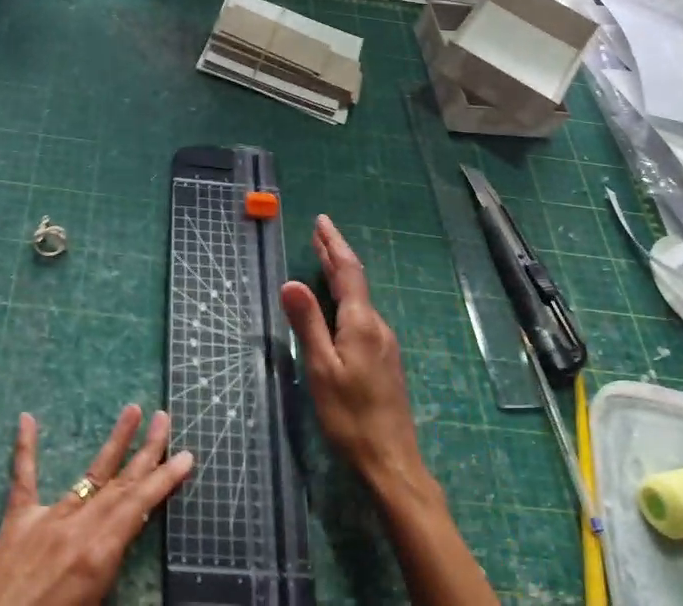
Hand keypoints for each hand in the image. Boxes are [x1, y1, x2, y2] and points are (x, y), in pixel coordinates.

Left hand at [0, 405, 194, 605]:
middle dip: (146, 451)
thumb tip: (125, 531)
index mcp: (99, 551)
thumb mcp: (96, 602)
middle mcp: (78, 526)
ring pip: (89, 474)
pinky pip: (24, 479)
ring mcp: (47, 518)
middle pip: (121, 483)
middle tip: (164, 418)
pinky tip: (26, 418)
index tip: (186, 456)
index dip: (164, 479)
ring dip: (114, 442)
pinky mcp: (17, 521)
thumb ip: (112, 562)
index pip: (138, 505)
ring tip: (132, 409)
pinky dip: (25, 447)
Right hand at [280, 214, 421, 483]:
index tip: (321, 221)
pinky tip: (337, 305)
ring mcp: (384, 344)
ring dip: (340, 276)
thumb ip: (308, 324)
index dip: (334, 244)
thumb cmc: (350, 416)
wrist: (391, 461)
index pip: (348, 272)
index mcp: (361, 324)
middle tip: (318, 232)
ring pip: (359, 299)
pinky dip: (346, 298)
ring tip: (322, 260)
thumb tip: (291, 282)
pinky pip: (362, 316)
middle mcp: (377, 327)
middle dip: (336, 255)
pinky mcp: (384, 361)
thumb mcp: (321, 369)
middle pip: (355, 282)